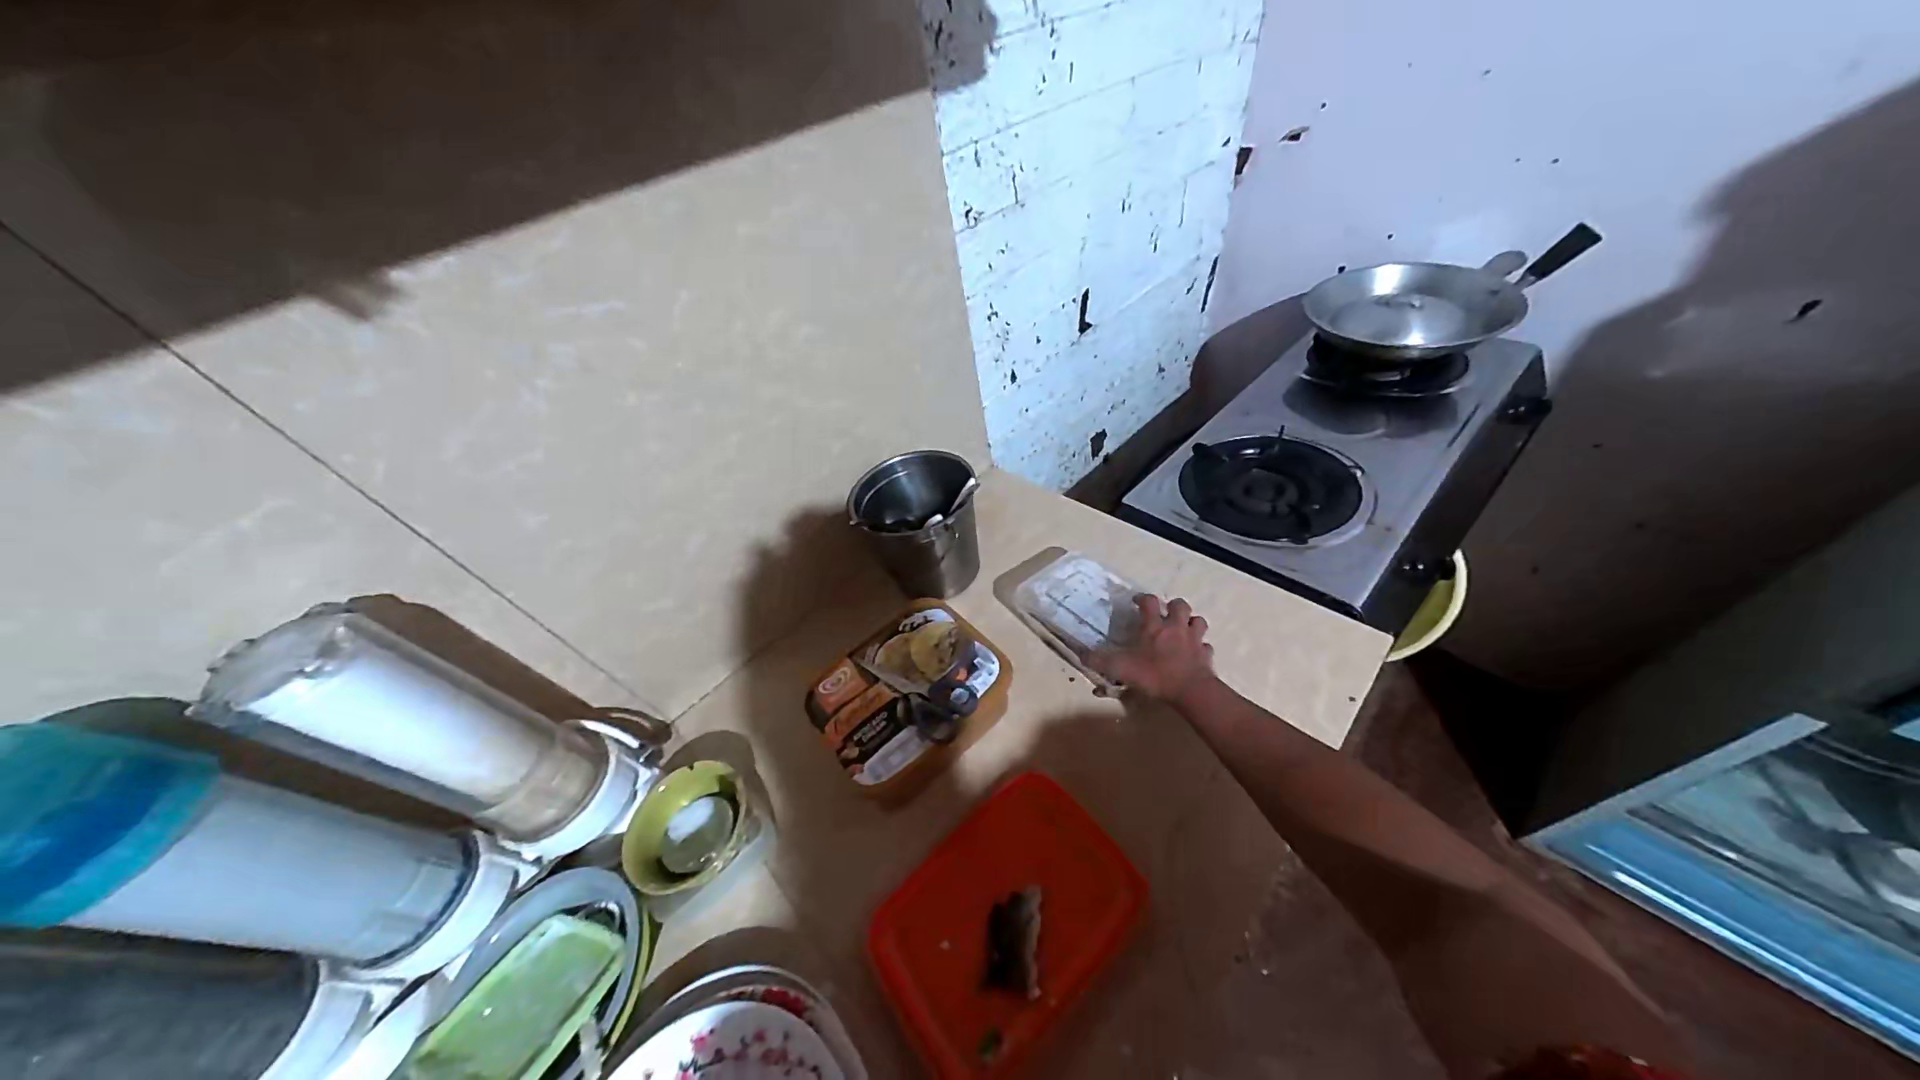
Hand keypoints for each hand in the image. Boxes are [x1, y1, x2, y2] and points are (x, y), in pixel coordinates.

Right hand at [1092, 595, 1215, 700]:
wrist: (1190, 690)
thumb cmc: (1154, 675)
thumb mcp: (1121, 668)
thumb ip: (1100, 661)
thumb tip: (1081, 654)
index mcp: (1154, 627)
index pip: (1149, 602)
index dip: (1143, 598)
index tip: (1137, 601)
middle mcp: (1176, 628)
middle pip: (1179, 605)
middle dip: (1173, 605)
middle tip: (1166, 613)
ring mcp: (1194, 640)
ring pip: (1198, 621)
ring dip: (1191, 622)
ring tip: (1184, 628)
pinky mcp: (1206, 655)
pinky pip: (1206, 646)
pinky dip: (1201, 647)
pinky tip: (1196, 653)